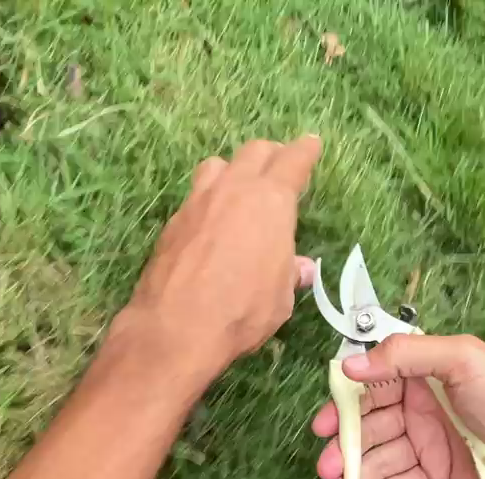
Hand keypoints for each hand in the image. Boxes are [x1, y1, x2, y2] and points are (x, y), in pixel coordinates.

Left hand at [109, 136, 322, 380]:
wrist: (177, 327)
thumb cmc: (242, 312)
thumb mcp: (279, 299)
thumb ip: (288, 275)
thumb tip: (301, 268)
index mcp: (270, 202)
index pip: (293, 162)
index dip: (305, 152)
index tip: (311, 145)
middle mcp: (233, 190)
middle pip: (254, 152)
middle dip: (270, 156)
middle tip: (278, 168)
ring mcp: (198, 203)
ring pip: (217, 166)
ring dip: (232, 172)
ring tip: (237, 190)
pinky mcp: (172, 224)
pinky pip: (194, 199)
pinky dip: (207, 203)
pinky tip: (209, 225)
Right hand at [309, 333, 484, 478]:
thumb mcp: (462, 359)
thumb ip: (405, 355)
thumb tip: (350, 365)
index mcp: (423, 374)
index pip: (371, 387)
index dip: (342, 405)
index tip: (321, 425)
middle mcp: (418, 407)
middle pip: (369, 428)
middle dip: (344, 448)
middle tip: (326, 467)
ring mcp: (425, 444)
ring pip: (378, 460)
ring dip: (352, 477)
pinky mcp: (434, 476)